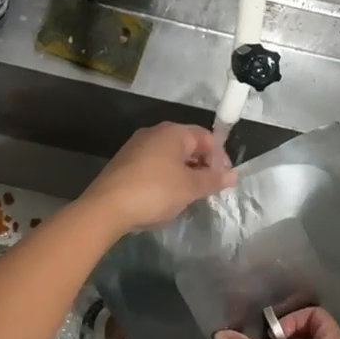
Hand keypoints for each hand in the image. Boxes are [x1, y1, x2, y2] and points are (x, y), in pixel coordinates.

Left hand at [80, 123, 236, 232]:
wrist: (107, 206)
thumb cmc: (155, 191)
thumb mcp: (190, 188)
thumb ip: (213, 179)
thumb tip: (232, 174)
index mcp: (172, 132)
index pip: (205, 136)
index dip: (219, 156)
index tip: (224, 179)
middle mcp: (154, 132)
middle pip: (188, 144)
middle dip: (202, 165)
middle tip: (209, 189)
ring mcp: (137, 146)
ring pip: (170, 156)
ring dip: (185, 173)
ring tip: (190, 195)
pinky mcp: (126, 162)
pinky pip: (155, 165)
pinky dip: (167, 177)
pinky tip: (167, 196)